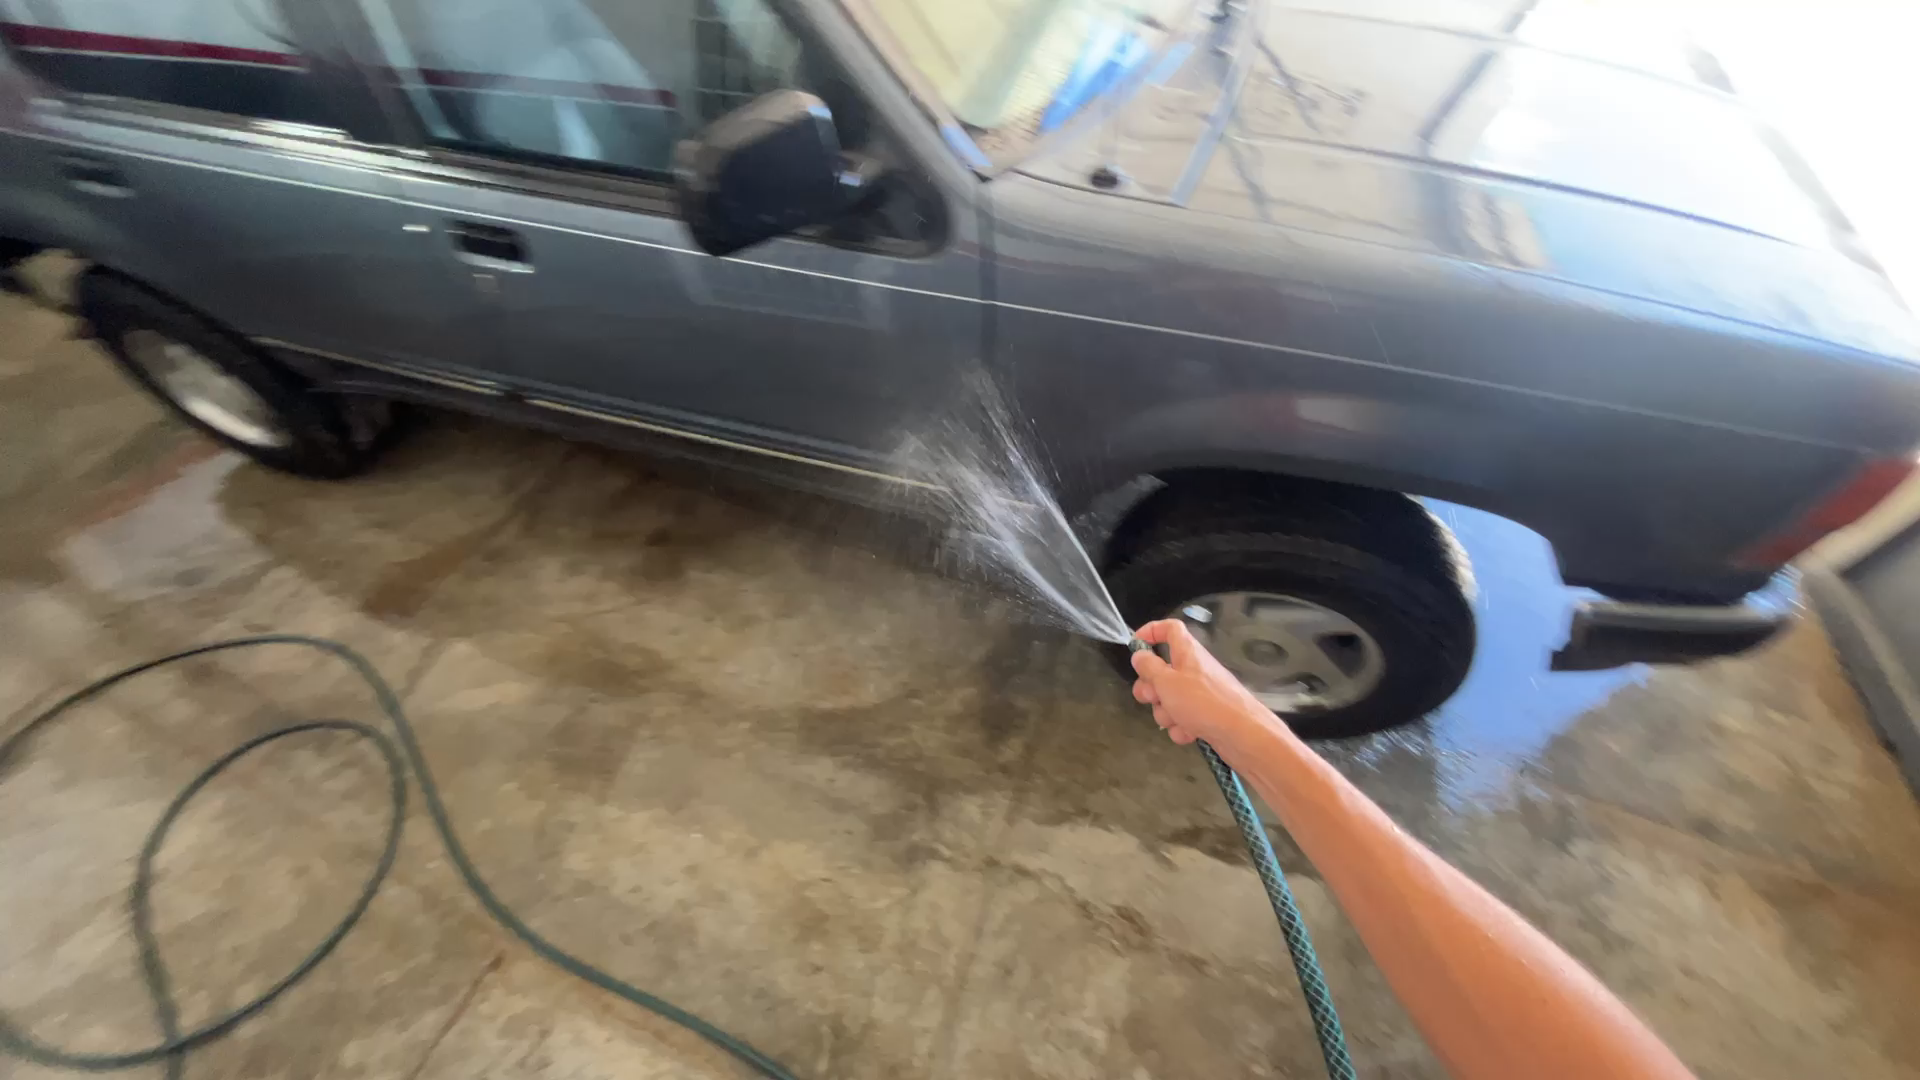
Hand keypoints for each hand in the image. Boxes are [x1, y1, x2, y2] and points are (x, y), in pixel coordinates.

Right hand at [1130, 619, 1282, 749]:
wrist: (1243, 735)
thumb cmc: (1202, 702)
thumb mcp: (1166, 682)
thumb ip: (1148, 667)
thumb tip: (1139, 655)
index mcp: (1187, 652)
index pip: (1170, 628)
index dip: (1151, 631)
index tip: (1136, 645)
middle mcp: (1194, 669)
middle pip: (1162, 670)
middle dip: (1150, 687)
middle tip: (1151, 697)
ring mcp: (1201, 693)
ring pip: (1169, 698)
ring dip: (1165, 711)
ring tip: (1175, 719)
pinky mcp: (1206, 715)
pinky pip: (1183, 717)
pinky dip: (1181, 726)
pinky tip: (1187, 733)